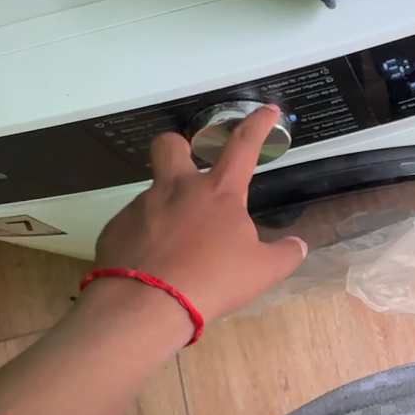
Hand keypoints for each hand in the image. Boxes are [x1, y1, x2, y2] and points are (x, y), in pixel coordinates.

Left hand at [93, 105, 306, 324]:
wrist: (148, 304)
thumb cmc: (214, 280)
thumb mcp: (263, 272)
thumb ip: (284, 254)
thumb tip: (298, 246)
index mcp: (219, 193)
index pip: (244, 146)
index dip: (258, 124)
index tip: (268, 110)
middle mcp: (177, 189)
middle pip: (171, 145)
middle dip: (180, 147)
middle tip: (189, 169)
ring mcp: (142, 206)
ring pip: (153, 193)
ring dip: (167, 209)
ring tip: (178, 248)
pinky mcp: (116, 229)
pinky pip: (134, 225)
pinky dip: (147, 239)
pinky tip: (155, 266)